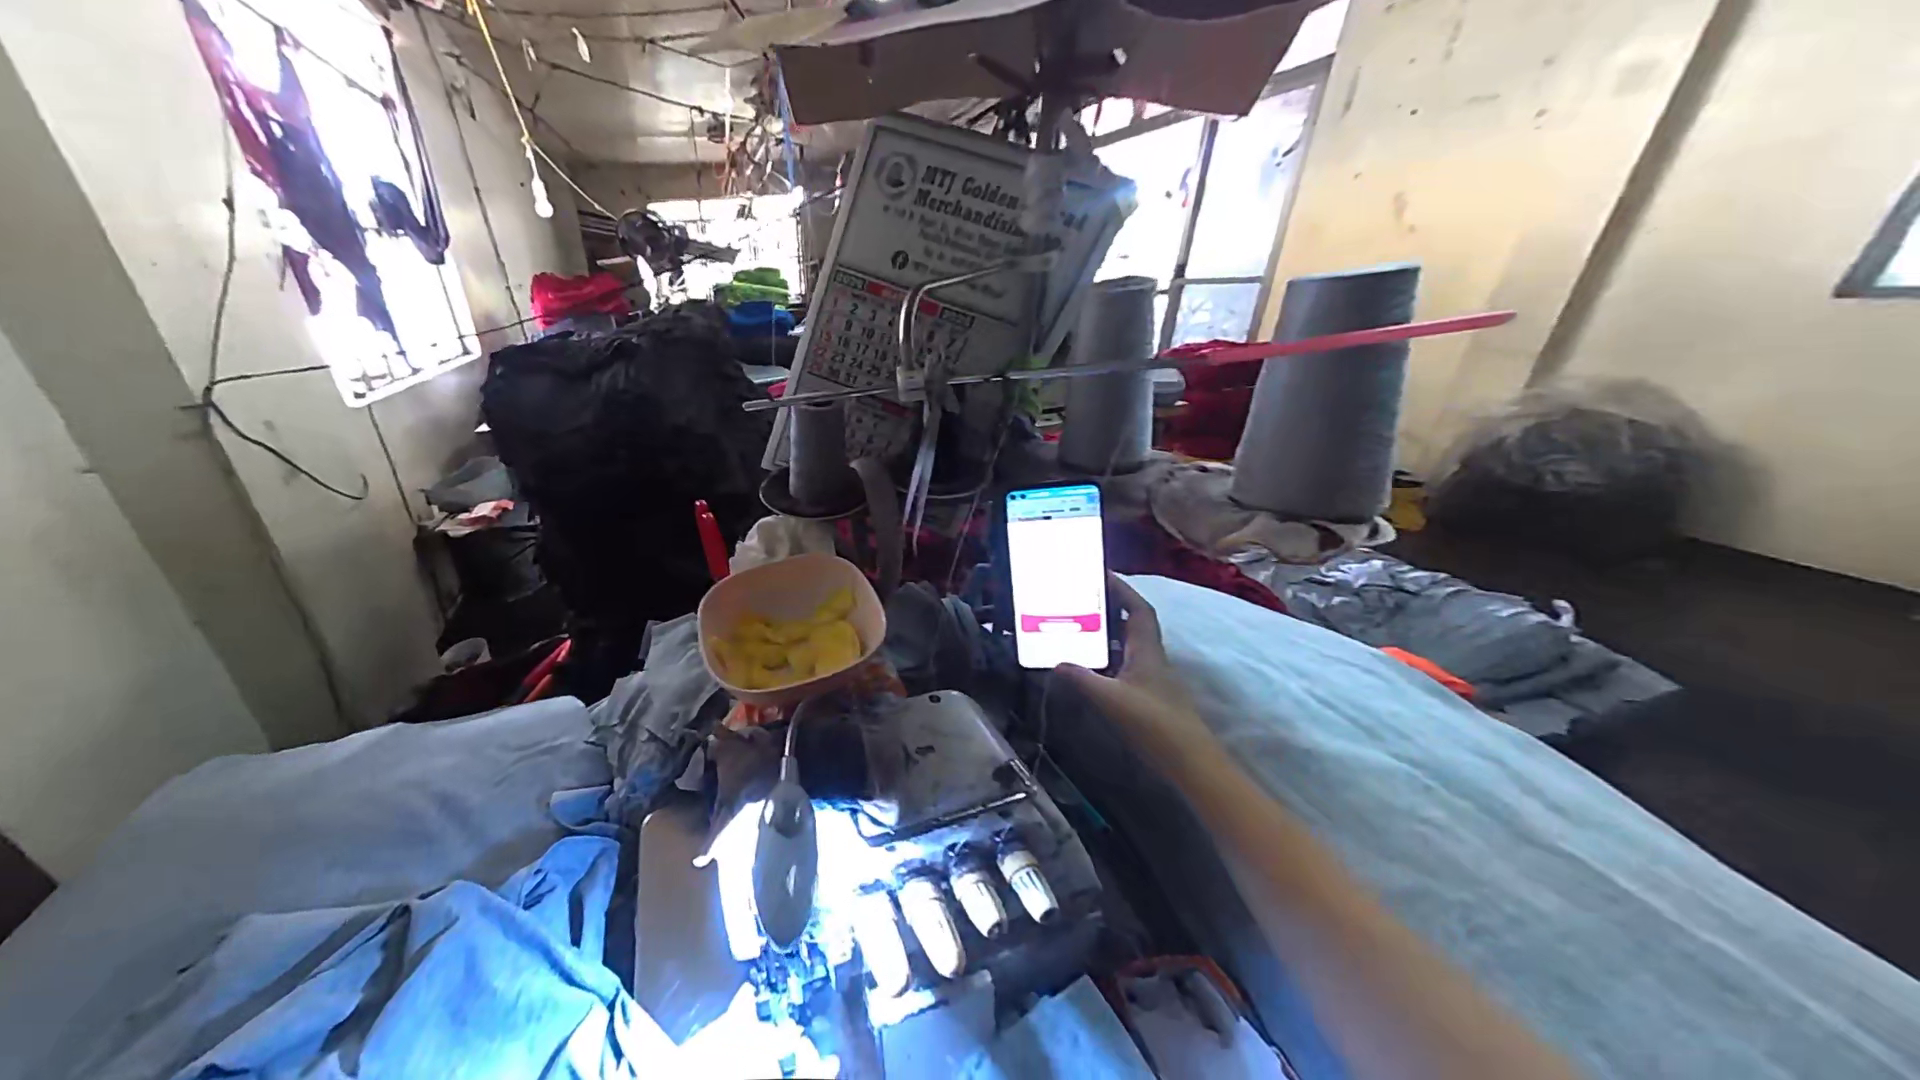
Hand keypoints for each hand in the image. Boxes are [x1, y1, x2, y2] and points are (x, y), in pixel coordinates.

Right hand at [1053, 576, 1212, 760]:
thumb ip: (1082, 679)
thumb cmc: (1154, 723)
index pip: (1137, 609)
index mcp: (1147, 650)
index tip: (1100, 574)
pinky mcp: (1147, 696)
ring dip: (1106, 635)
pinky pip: (1123, 666)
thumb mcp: (1112, 699)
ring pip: (1127, 646)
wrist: (1189, 760)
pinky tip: (1089, 666)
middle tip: (1081, 599)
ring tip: (1077, 627)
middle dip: (1109, 608)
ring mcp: (1150, 678)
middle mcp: (1151, 658)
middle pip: (1131, 624)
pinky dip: (1106, 660)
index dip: (1121, 589)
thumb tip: (1056, 662)